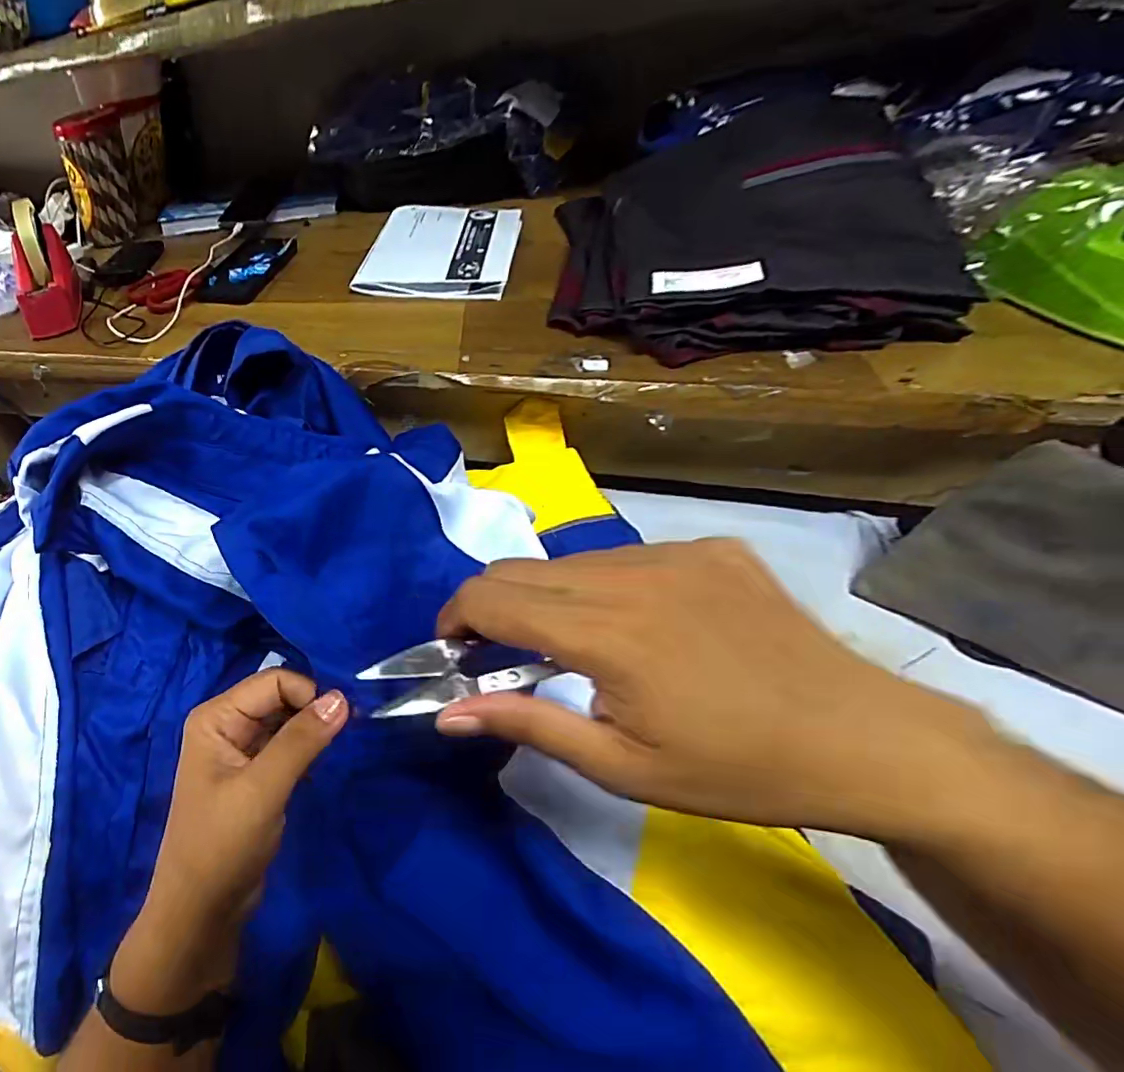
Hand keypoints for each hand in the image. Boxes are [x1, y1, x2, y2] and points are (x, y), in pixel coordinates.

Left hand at [112, 670, 347, 1013]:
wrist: (201, 907)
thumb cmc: (224, 843)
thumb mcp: (263, 789)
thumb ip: (301, 742)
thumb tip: (341, 699)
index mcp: (215, 717)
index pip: (271, 682)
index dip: (308, 694)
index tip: (344, 721)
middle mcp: (224, 725)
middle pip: (277, 698)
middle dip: (312, 710)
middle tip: (348, 735)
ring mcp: (238, 751)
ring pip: (283, 723)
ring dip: (311, 730)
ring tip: (340, 749)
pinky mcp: (253, 776)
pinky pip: (284, 747)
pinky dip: (305, 751)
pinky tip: (323, 767)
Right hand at [432, 539, 1007, 842]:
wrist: (876, 746)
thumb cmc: (739, 771)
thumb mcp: (622, 767)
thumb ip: (525, 725)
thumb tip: (445, 713)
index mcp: (606, 634)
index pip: (488, 598)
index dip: (452, 620)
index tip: (454, 652)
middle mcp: (631, 577)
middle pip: (513, 570)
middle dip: (486, 607)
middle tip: (499, 653)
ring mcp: (675, 555)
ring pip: (562, 562)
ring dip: (540, 597)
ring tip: (570, 643)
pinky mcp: (709, 550)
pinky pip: (619, 556)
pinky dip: (598, 586)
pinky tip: (636, 625)